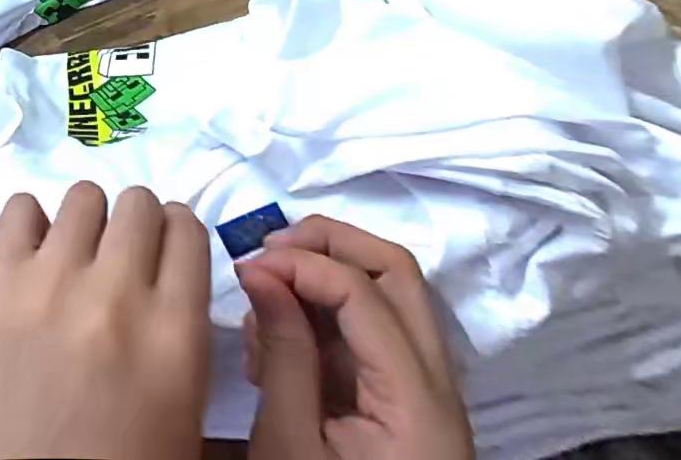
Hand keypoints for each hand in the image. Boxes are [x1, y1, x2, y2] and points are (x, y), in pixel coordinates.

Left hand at [0, 182, 210, 459]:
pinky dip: (31, 223)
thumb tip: (172, 262)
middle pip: (138, 202)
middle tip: (122, 254)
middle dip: (138, 223)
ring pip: (84, 196)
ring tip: (77, 254)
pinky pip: (19, 207)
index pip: (187, 229)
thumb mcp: (182, 405)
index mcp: (174, 335)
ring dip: (88, 221)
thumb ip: (185, 324)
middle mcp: (115, 294)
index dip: (178, 233)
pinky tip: (35, 254)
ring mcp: (49, 282)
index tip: (166, 247)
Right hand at [235, 215, 472, 459]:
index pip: (363, 292)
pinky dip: (319, 307)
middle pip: (395, 271)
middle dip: (328, 241)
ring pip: (385, 288)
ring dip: (322, 271)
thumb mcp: (290, 443)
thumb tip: (257, 268)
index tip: (245, 267)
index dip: (301, 264)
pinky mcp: (398, 392)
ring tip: (264, 304)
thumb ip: (281, 349)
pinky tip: (275, 338)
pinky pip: (365, 322)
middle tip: (269, 249)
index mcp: (417, 403)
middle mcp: (435, 382)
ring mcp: (420, 385)